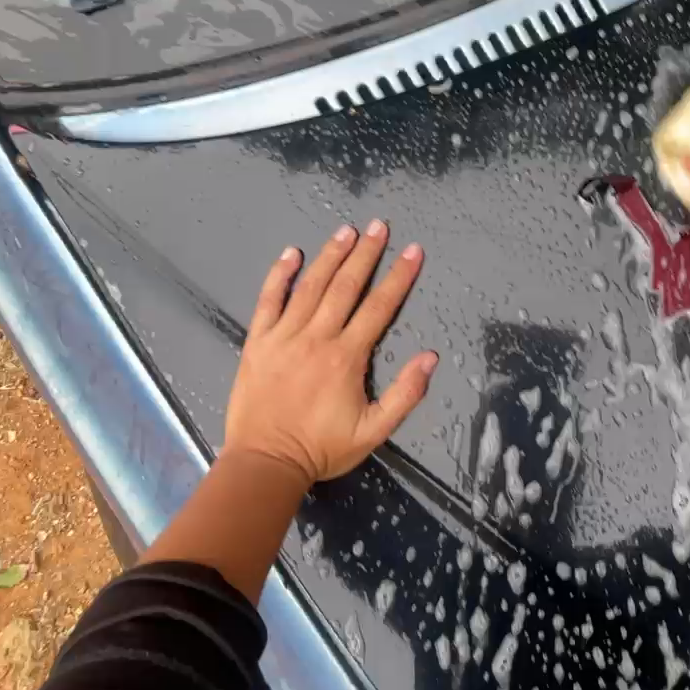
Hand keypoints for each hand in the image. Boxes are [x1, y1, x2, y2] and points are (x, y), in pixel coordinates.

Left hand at [221, 221, 438, 485]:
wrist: (264, 464)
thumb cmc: (321, 449)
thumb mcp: (374, 431)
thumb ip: (405, 394)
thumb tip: (431, 356)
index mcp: (347, 357)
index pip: (379, 307)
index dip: (399, 276)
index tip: (413, 251)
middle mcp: (317, 338)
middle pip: (345, 286)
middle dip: (366, 253)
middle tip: (380, 225)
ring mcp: (284, 336)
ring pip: (310, 286)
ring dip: (330, 255)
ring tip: (347, 230)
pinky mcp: (258, 342)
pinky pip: (268, 300)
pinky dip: (279, 275)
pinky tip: (291, 253)